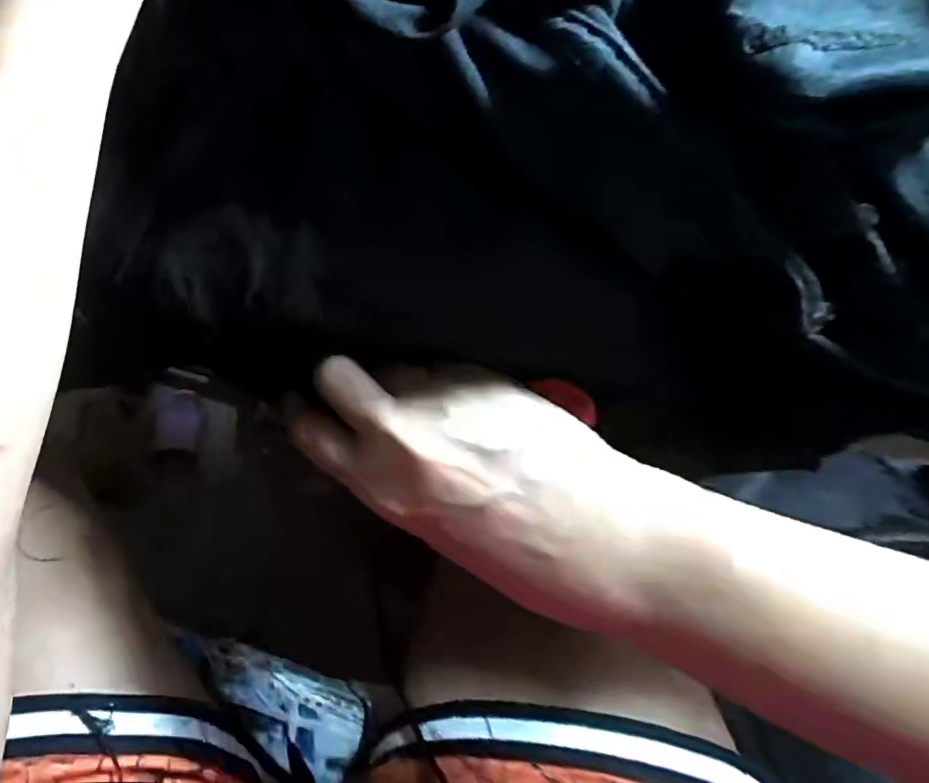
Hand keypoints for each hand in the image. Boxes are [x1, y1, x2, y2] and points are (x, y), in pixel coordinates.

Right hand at [288, 358, 694, 633]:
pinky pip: (445, 367)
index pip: (308, 428)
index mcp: (382, 483)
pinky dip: (450, 382)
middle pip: (333, 371)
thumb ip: (388, 481)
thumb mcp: (433, 532)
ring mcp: (442, 398)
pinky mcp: (484, 378)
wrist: (628, 543)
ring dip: (403, 380)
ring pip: (395, 365)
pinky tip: (481, 407)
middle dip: (335, 377)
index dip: (299, 411)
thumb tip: (368, 449)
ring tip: (437, 404)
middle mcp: (399, 432)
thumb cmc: (529, 563)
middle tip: (357, 390)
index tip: (301, 404)